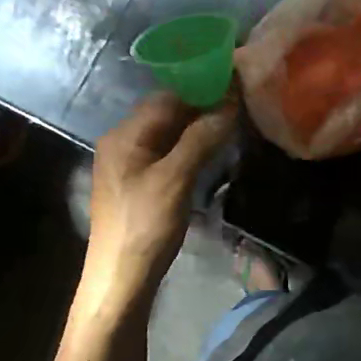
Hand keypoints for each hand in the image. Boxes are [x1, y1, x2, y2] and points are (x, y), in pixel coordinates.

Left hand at [85, 91, 238, 299]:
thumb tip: (229, 102)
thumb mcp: (176, 180)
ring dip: (196, 126)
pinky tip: (210, 150)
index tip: (236, 82)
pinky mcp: (136, 183)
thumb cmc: (146, 226)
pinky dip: (188, 146)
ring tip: (231, 122)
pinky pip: (165, 152)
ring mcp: (127, 164)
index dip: (201, 86)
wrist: (120, 278)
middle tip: (240, 102)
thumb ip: (201, 138)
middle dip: (201, 104)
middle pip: (165, 112)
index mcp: (125, 135)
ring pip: (167, 133)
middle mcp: (121, 141)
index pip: (167, 96)